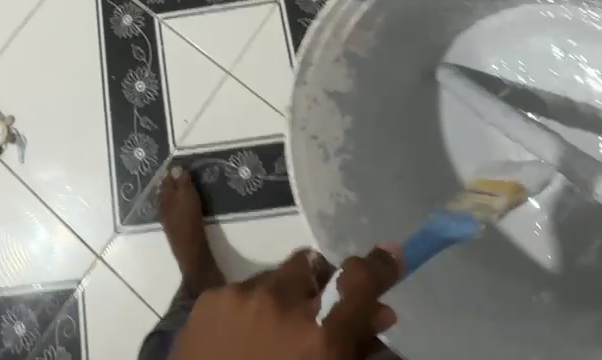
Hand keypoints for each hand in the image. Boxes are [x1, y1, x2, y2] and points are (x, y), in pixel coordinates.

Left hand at [170, 246, 402, 359]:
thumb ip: (355, 351)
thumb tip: (381, 315)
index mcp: (320, 340)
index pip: (361, 286)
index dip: (379, 267)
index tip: (392, 252)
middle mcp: (282, 305)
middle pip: (311, 268)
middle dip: (315, 285)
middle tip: (310, 315)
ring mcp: (242, 296)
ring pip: (273, 277)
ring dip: (279, 298)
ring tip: (267, 336)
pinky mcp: (210, 297)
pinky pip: (240, 291)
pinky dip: (247, 310)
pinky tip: (240, 340)